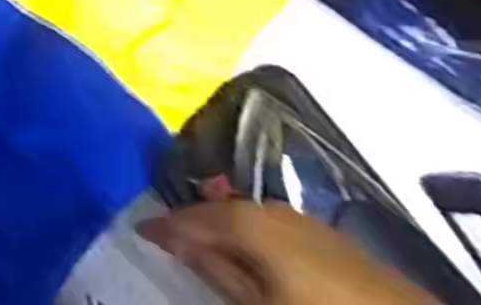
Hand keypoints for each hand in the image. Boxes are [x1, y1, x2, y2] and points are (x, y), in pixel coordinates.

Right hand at [139, 201, 441, 304]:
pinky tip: (260, 260)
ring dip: (229, 232)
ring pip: (251, 219)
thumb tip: (177, 242)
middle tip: (173, 239)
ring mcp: (310, 223)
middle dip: (197, 224)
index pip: (187, 217)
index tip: (139, 231)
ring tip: (214, 251)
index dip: (161, 226)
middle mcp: (272, 209)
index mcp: (246, 219)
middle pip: (220, 211)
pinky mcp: (341, 243)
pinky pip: (282, 232)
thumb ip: (215, 271)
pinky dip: (261, 241)